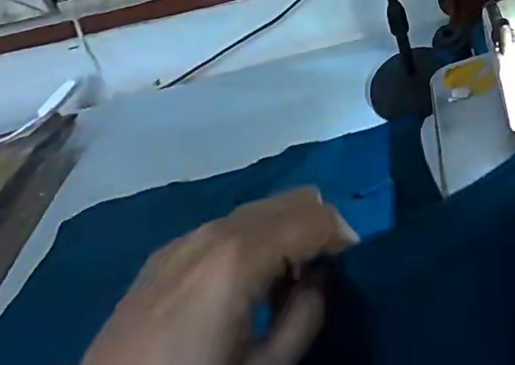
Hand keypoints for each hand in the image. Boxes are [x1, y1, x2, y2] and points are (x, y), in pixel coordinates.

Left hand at [83, 187, 357, 364]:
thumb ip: (305, 316)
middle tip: (320, 276)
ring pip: (259, 210)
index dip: (344, 237)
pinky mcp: (161, 257)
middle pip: (292, 199)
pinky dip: (251, 241)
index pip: (317, 216)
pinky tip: (240, 289)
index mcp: (241, 253)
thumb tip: (320, 279)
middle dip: (316, 228)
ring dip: (284, 233)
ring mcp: (184, 239)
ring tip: (282, 286)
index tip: (353, 269)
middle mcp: (216, 229)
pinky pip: (225, 229)